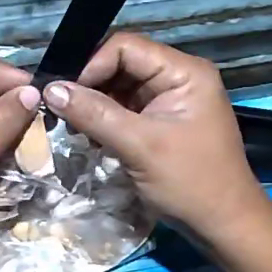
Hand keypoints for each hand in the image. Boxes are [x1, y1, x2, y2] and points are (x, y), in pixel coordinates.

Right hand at [43, 33, 266, 227]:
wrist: (221, 223)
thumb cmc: (189, 181)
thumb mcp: (138, 145)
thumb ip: (94, 114)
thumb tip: (50, 90)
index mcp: (183, 72)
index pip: (125, 47)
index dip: (92, 66)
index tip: (68, 97)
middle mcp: (175, 78)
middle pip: (119, 64)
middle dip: (88, 86)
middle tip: (63, 114)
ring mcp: (167, 100)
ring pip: (116, 87)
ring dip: (92, 105)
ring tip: (74, 128)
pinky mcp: (157, 121)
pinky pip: (121, 108)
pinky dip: (101, 120)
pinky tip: (89, 137)